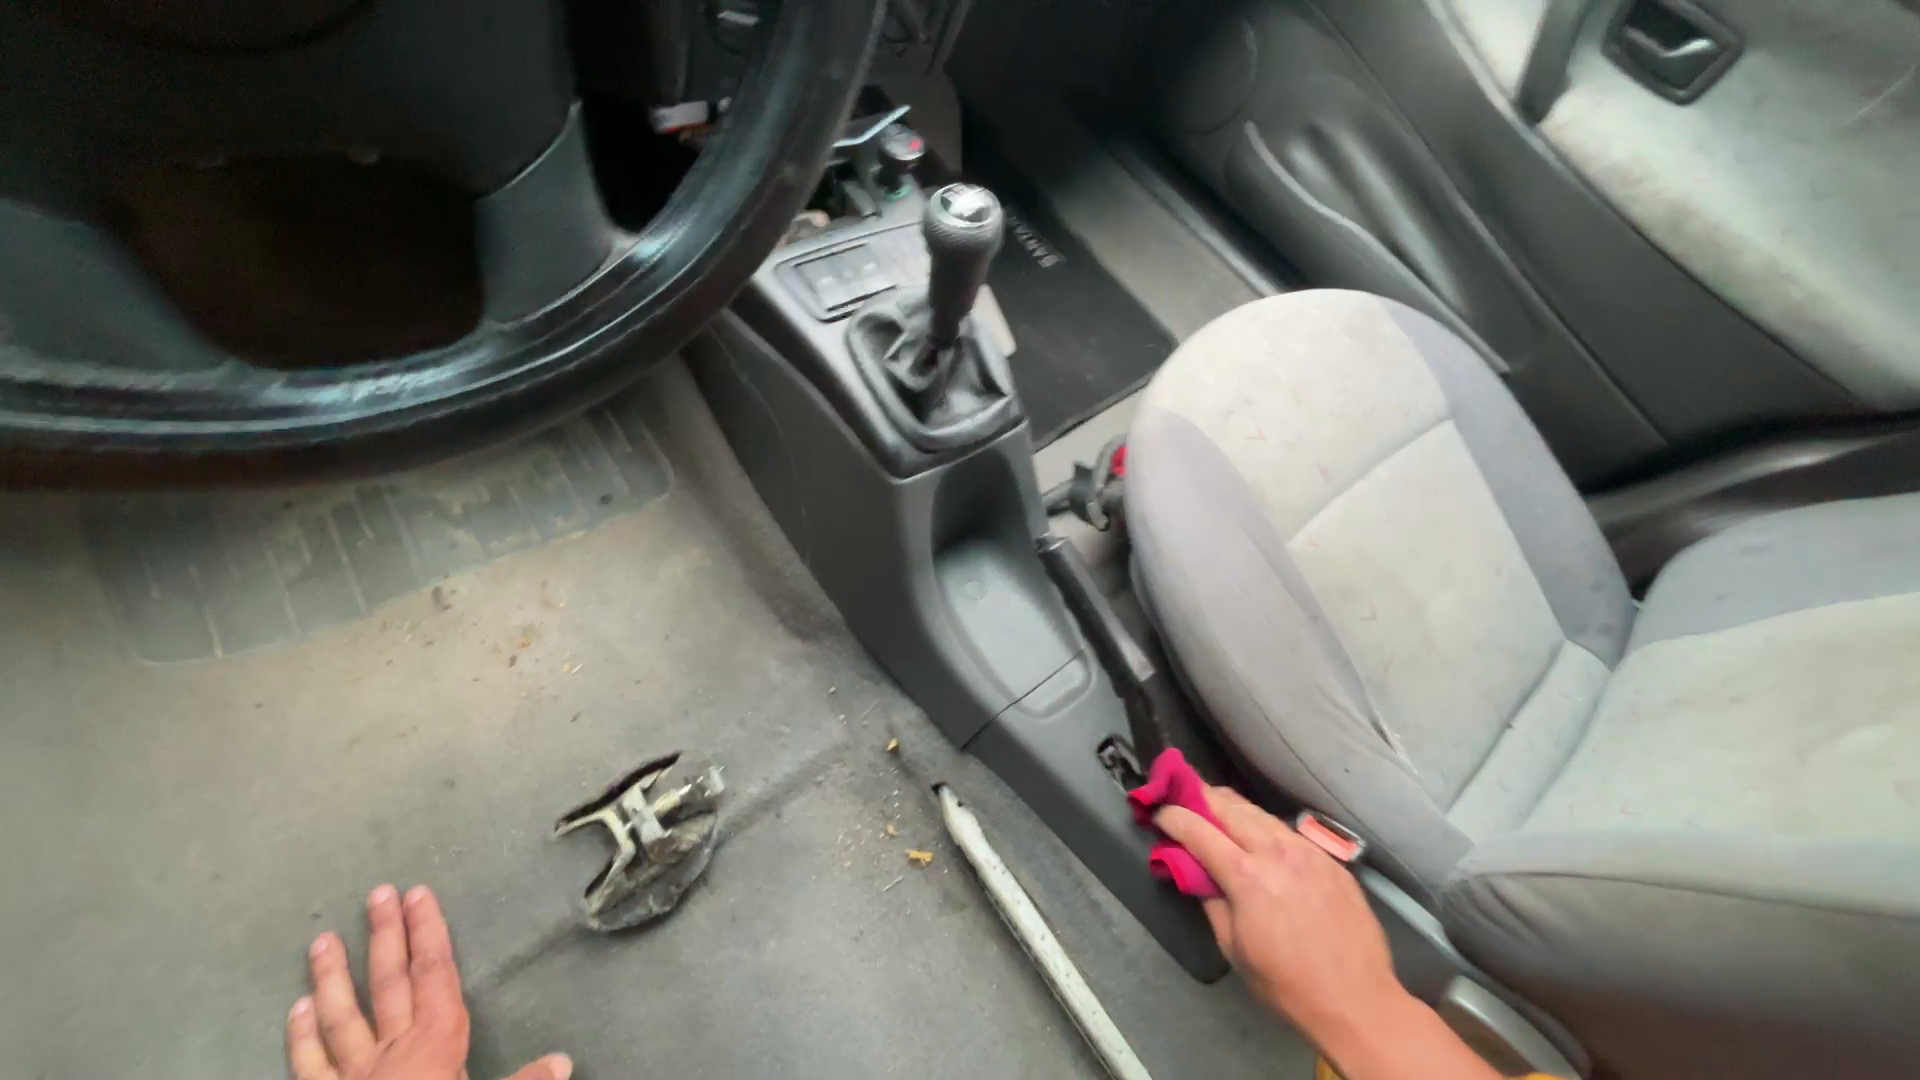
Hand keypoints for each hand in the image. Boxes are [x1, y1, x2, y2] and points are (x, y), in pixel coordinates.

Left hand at [287, 883, 571, 1079]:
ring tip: (322, 940)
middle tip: (378, 894)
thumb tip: (565, 1059)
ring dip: (333, 978)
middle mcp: (393, 1050)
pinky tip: (295, 1010)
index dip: (428, 932)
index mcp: (436, 1043)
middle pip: (390, 984)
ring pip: (343, 1018)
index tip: (418, 894)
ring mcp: (354, 1077)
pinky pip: (311, 1067)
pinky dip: (301, 1038)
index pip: (433, 974)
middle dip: (386, 937)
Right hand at [1156, 787, 1501, 1079]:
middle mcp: (1276, 852)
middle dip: (1200, 796)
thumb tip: (1191, 868)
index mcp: (1246, 876)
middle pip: (1228, 806)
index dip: (1171, 816)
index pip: (1196, 828)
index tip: (1157, 813)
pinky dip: (1264, 826)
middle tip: (1181, 793)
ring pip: (1260, 813)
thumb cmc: (1287, 984)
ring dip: (1232, 807)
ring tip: (1215, 805)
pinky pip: (1288, 831)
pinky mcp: (1331, 861)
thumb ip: (1209, 899)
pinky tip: (1259, 835)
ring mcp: (1308, 852)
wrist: (1360, 1003)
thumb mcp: (1233, 948)